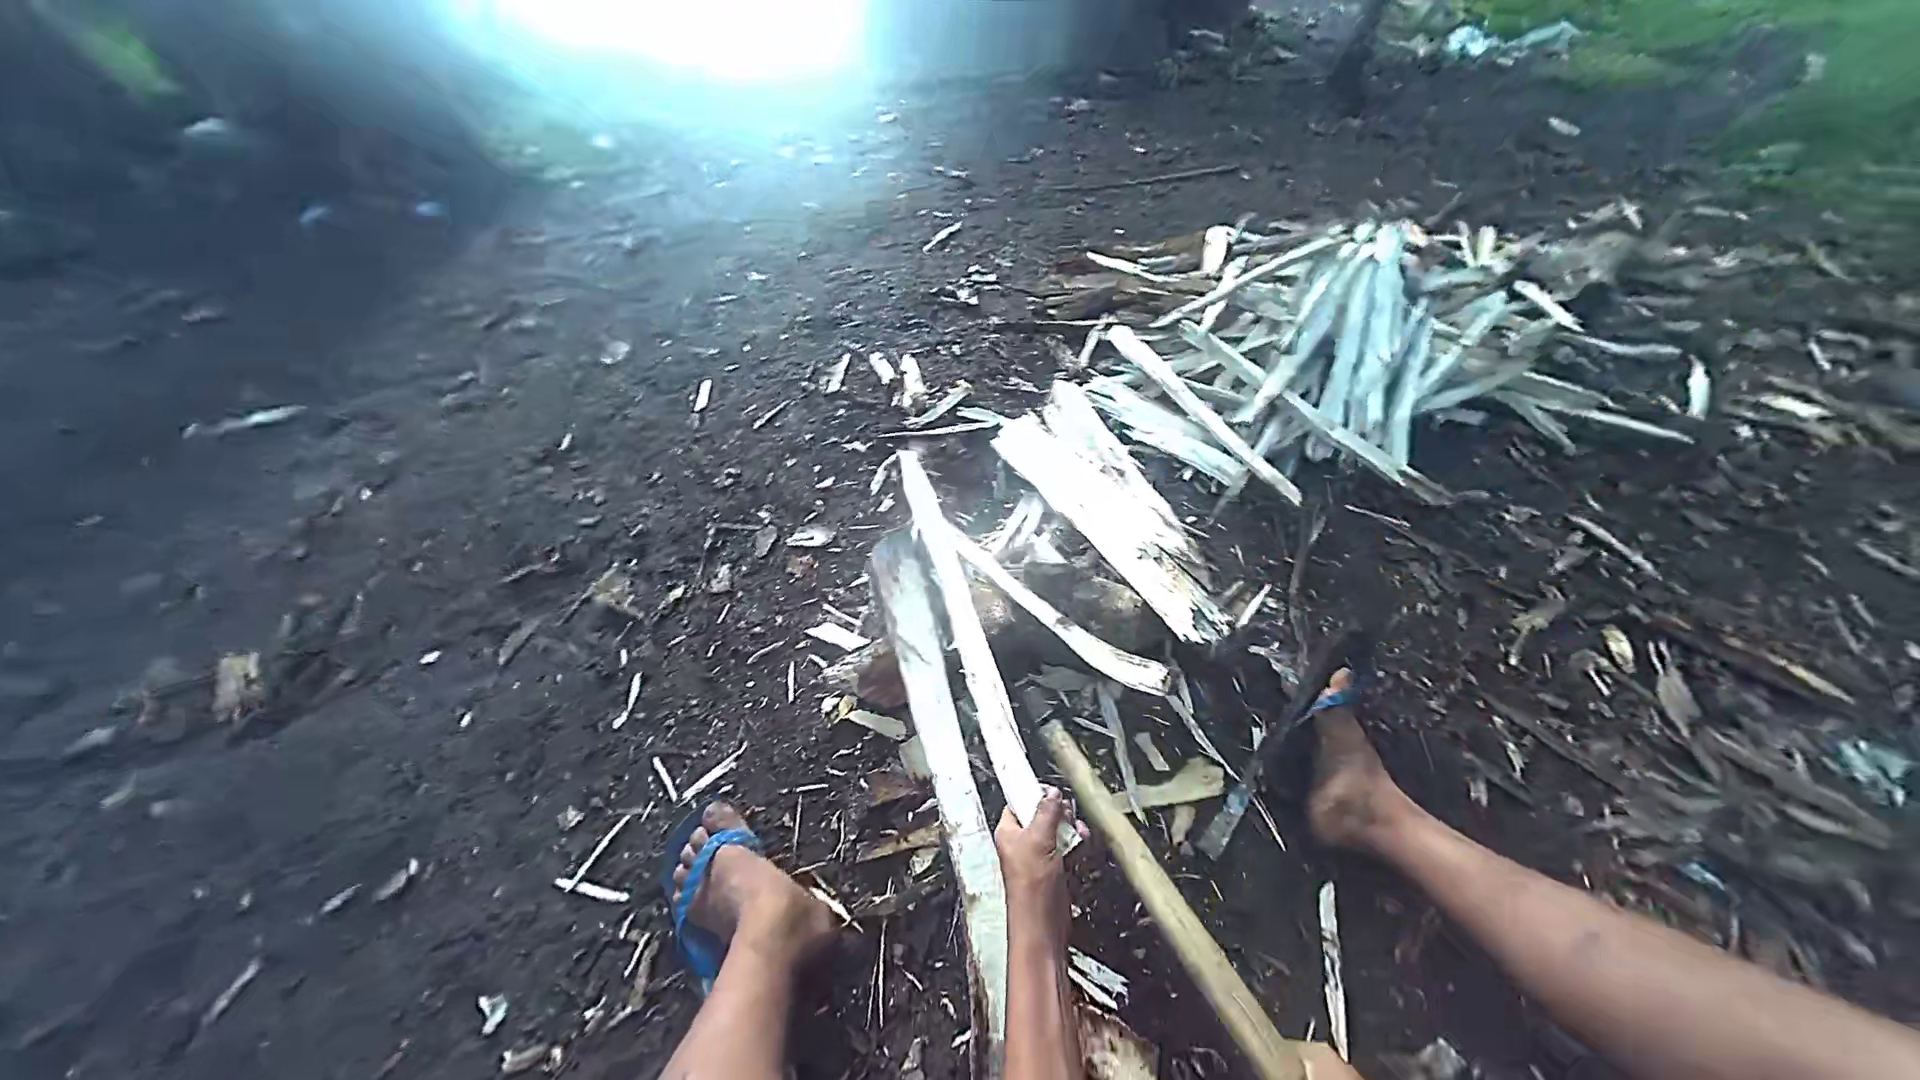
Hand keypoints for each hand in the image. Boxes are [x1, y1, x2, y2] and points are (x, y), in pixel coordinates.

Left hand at [995, 787, 1086, 910]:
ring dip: (1069, 826)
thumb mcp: (1038, 840)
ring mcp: (1039, 854)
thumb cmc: (1031, 887)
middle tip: (1066, 813)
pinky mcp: (1055, 866)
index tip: (1050, 790)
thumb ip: (1046, 812)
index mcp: (1009, 831)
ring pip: (1056, 828)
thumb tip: (1052, 794)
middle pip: (1041, 813)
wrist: (1044, 925)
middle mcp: (1022, 841)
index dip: (1033, 793)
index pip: (1018, 801)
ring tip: (1077, 828)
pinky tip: (1082, 841)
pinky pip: (1067, 845)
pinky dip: (1075, 841)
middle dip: (1057, 811)